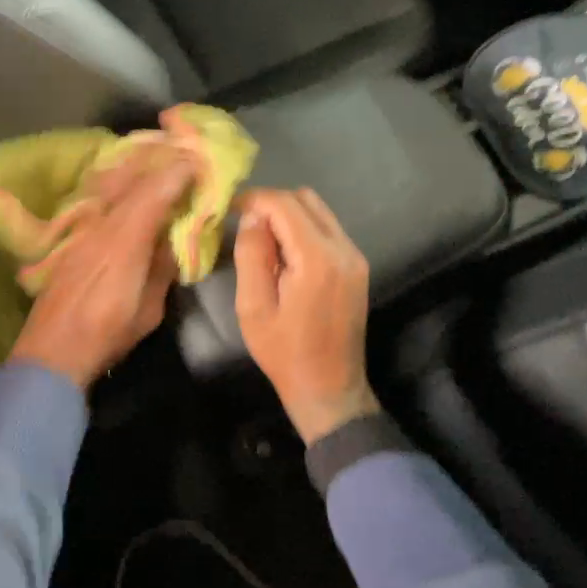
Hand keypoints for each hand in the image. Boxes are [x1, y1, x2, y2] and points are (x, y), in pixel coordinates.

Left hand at [9, 151, 190, 389]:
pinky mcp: (71, 236)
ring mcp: (82, 228)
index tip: (197, 162)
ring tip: (158, 161)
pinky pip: (98, 199)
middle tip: (182, 154)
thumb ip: (162, 269)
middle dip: (158, 165)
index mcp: (125, 240)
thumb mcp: (148, 309)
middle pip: (131, 182)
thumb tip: (175, 240)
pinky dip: (117, 185)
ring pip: (111, 186)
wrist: (51, 350)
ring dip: (136, 170)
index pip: (154, 192)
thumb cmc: (105, 333)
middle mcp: (102, 224)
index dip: (176, 173)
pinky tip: (126, 185)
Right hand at [233, 188, 382, 443]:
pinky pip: (328, 228)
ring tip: (263, 239)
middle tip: (245, 224)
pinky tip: (285, 253)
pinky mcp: (357, 265)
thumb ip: (251, 254)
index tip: (229, 210)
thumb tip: (251, 217)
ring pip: (319, 209)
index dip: (253, 199)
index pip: (283, 204)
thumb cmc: (284, 351)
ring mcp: (355, 257)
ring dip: (288, 214)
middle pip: (305, 198)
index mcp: (317, 259)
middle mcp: (343, 250)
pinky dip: (303, 227)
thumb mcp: (253, 305)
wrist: (330, 388)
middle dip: (271, 203)